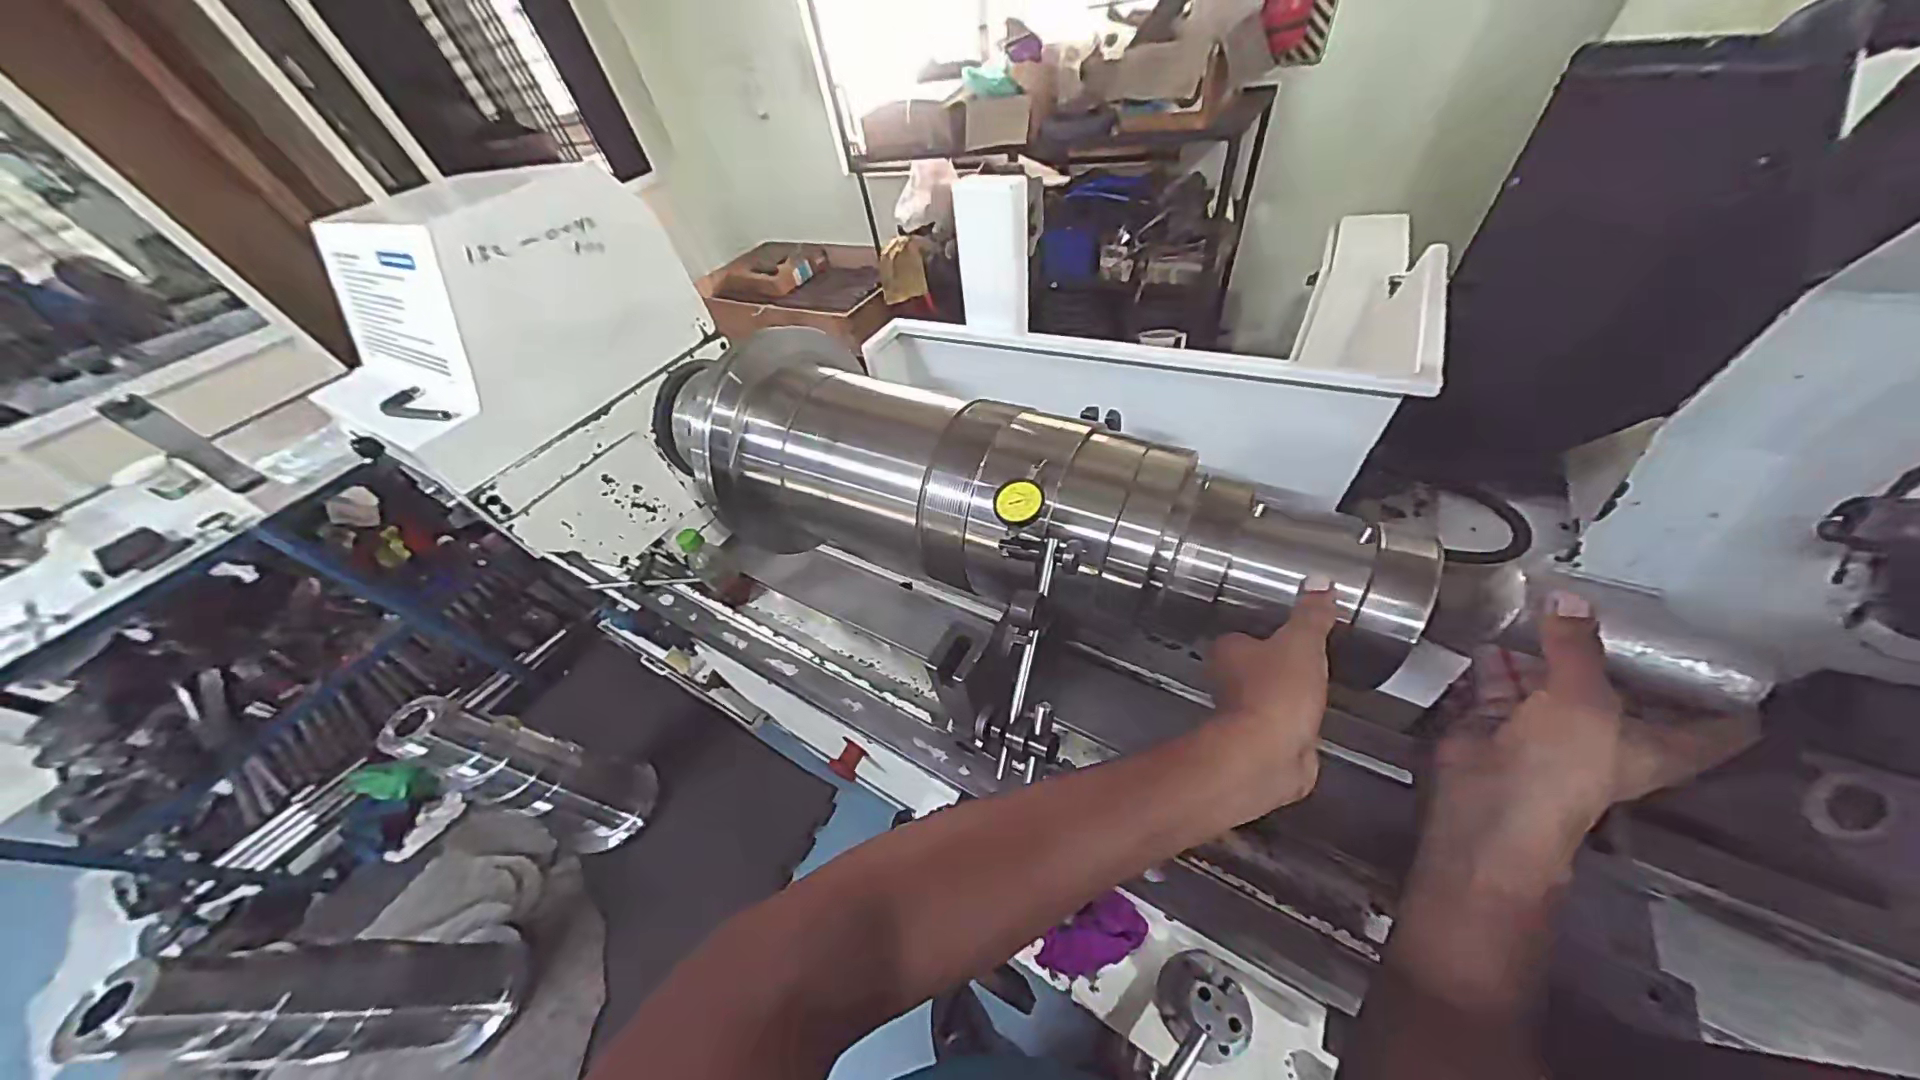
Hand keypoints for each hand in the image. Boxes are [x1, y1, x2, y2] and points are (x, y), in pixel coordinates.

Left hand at [1207, 584, 1340, 804]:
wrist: (1269, 753)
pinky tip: (1313, 720)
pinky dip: (1297, 722)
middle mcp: (1229, 681)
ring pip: (1267, 696)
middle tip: (1305, 658)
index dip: (1268, 632)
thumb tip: (1320, 584)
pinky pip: (1283, 724)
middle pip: (1254, 666)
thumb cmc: (1274, 694)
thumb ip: (1311, 615)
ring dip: (1288, 695)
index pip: (1245, 634)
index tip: (1289, 630)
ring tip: (1313, 688)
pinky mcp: (1263, 740)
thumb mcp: (1301, 643)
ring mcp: (1244, 713)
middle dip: (1278, 665)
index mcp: (1228, 651)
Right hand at [1423, 592, 1762, 890]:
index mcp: (1658, 745)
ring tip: (1534, 604)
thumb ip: (1576, 646)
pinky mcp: (1498, 720)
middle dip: (1607, 651)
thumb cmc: (1561, 765)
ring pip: (1551, 679)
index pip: (1714, 721)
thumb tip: (1568, 597)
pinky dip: (1493, 658)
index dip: (1721, 690)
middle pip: (1617, 687)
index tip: (1715, 650)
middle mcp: (1606, 734)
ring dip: (1541, 648)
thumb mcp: (1583, 699)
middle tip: (1601, 603)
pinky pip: (1499, 681)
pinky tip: (1490, 628)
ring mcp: (1549, 728)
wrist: (1488, 799)